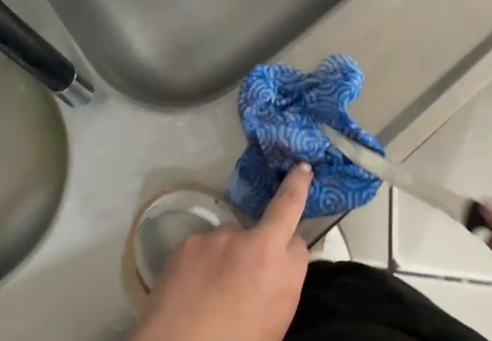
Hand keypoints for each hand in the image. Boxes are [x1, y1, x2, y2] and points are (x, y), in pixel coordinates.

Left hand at [131, 163, 313, 340]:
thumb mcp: (277, 320)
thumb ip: (282, 281)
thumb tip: (278, 266)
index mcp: (283, 266)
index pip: (298, 216)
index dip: (298, 195)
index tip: (301, 170)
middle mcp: (254, 241)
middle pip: (268, 225)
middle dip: (267, 231)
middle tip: (253, 262)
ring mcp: (219, 237)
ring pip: (231, 239)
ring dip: (229, 255)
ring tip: (214, 287)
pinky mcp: (190, 241)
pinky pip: (204, 248)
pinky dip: (203, 263)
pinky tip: (194, 287)